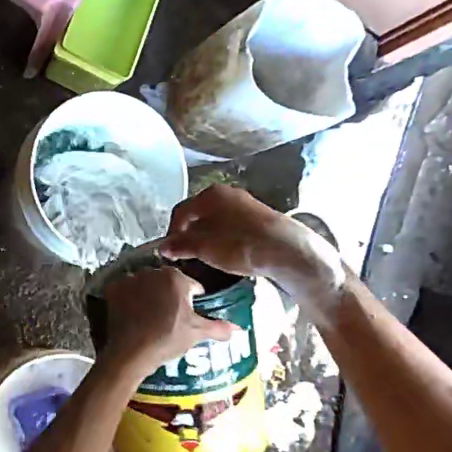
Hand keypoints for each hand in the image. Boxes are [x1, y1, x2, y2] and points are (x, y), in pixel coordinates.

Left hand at [98, 267, 236, 374]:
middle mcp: (151, 272)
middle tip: (171, 318)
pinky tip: (134, 316)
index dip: (193, 301)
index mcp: (175, 277)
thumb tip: (238, 328)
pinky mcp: (112, 289)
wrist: (131, 352)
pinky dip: (130, 300)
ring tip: (151, 318)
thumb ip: (219, 327)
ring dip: (149, 296)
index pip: (192, 286)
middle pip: (167, 282)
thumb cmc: (167, 338)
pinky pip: (126, 291)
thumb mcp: (197, 333)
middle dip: (170, 296)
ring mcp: (129, 279)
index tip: (189, 315)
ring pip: (146, 285)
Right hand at [159, 186, 347, 310]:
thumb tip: (162, 247)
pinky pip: (233, 226)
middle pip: (198, 215)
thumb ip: (180, 245)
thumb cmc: (240, 245)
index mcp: (209, 195)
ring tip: (207, 257)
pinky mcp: (261, 217)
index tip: (170, 252)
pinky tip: (228, 254)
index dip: (171, 233)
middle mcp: (226, 193)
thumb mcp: (204, 248)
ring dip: (207, 238)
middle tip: (187, 256)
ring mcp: (245, 204)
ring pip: (216, 221)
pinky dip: (225, 238)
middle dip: (190, 235)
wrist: (288, 251)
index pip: (180, 212)